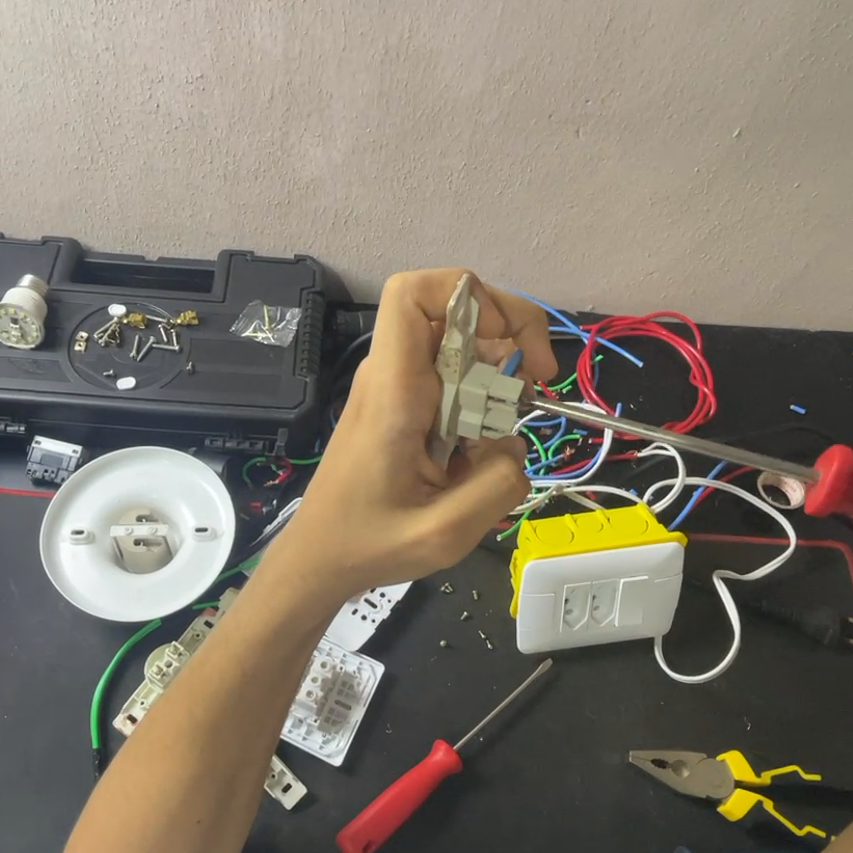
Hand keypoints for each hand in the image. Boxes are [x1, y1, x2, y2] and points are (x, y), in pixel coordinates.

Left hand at [263, 270, 558, 600]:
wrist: (319, 559)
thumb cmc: (368, 544)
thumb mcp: (445, 532)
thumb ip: (499, 483)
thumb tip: (513, 447)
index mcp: (393, 392)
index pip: (413, 294)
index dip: (469, 295)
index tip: (506, 344)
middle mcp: (390, 378)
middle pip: (451, 315)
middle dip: (506, 340)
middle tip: (534, 390)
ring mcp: (393, 392)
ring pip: (458, 352)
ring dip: (494, 382)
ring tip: (501, 435)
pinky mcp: (399, 411)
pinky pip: (449, 386)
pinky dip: (478, 408)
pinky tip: (477, 456)